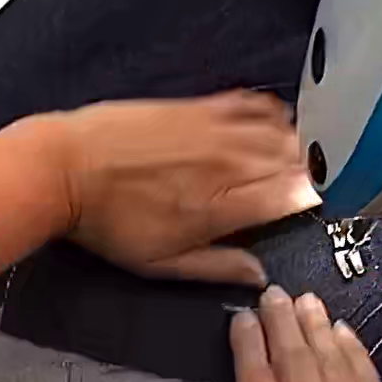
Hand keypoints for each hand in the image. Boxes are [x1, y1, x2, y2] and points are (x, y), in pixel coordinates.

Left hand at [17, 91, 319, 284]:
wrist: (64, 168)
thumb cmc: (111, 224)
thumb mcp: (162, 264)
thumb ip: (218, 267)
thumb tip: (260, 277)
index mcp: (222, 207)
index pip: (289, 196)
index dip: (310, 197)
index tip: (317, 201)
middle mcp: (227, 164)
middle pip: (290, 160)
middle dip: (308, 169)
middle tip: (311, 179)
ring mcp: (213, 130)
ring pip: (276, 131)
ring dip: (296, 142)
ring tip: (301, 153)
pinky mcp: (197, 106)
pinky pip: (248, 104)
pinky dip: (269, 112)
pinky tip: (276, 119)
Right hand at [175, 286, 381, 381]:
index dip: (247, 346)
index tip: (243, 319)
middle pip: (294, 363)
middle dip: (280, 323)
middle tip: (272, 293)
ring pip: (331, 364)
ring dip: (316, 327)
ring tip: (303, 300)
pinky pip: (368, 380)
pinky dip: (354, 351)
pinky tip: (344, 333)